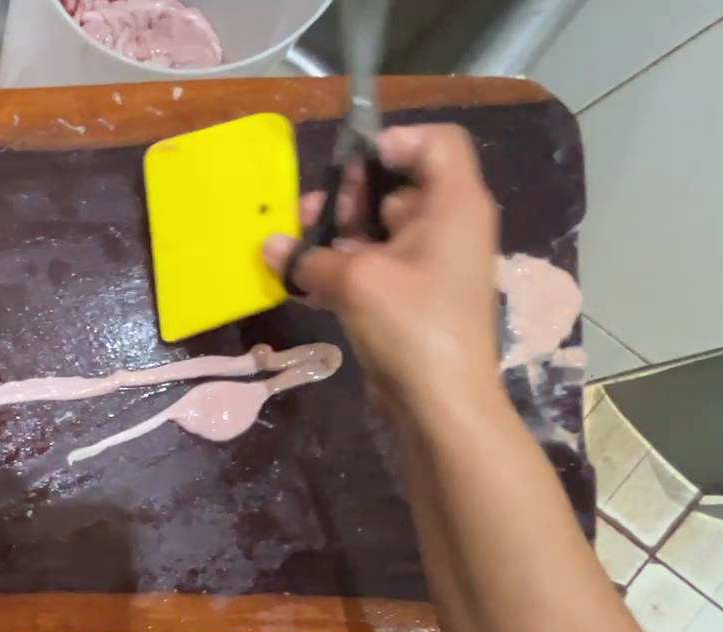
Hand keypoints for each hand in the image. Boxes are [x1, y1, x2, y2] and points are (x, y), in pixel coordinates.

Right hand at [263, 125, 502, 413]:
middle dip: (344, 200)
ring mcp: (423, 266)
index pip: (434, 144)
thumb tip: (270, 247)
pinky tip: (297, 285)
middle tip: (303, 217)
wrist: (437, 398)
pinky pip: (365, 271)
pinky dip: (333, 273)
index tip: (345, 166)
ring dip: (329, 241)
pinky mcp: (403, 299)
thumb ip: (308, 259)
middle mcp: (443, 227)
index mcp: (452, 205)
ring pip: (371, 234)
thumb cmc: (411, 325)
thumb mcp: (355, 281)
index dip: (390, 143)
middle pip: (392, 190)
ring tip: (289, 255)